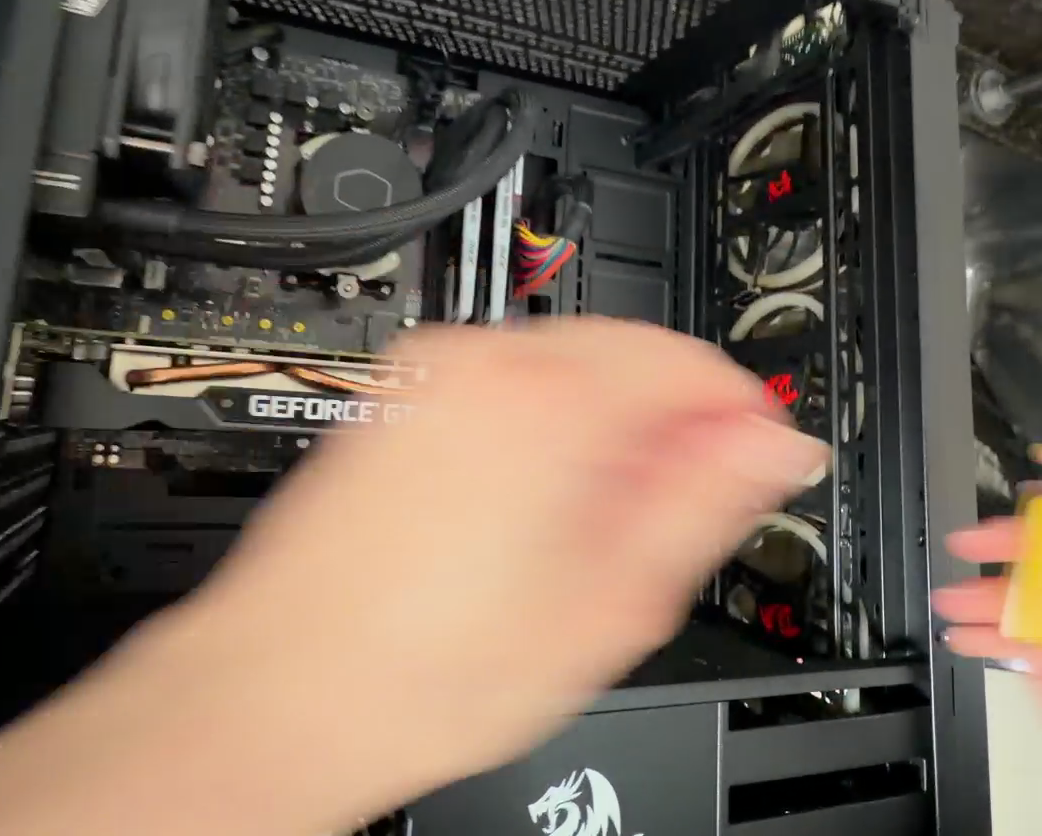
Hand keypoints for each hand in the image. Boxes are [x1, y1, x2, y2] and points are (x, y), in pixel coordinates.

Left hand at [123, 319, 829, 832]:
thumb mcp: (603, 599)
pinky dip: (540, 429)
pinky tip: (528, 507)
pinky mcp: (401, 397)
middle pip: (624, 356)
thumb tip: (763, 447)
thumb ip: (699, 502)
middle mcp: (481, 364)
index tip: (749, 456)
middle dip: (663, 426)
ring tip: (588, 526)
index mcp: (546, 400)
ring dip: (600, 430)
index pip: (686, 361)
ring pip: (563, 369)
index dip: (734, 414)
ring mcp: (430, 375)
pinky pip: (503, 386)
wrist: (278, 685)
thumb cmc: (417, 667)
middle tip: (668, 511)